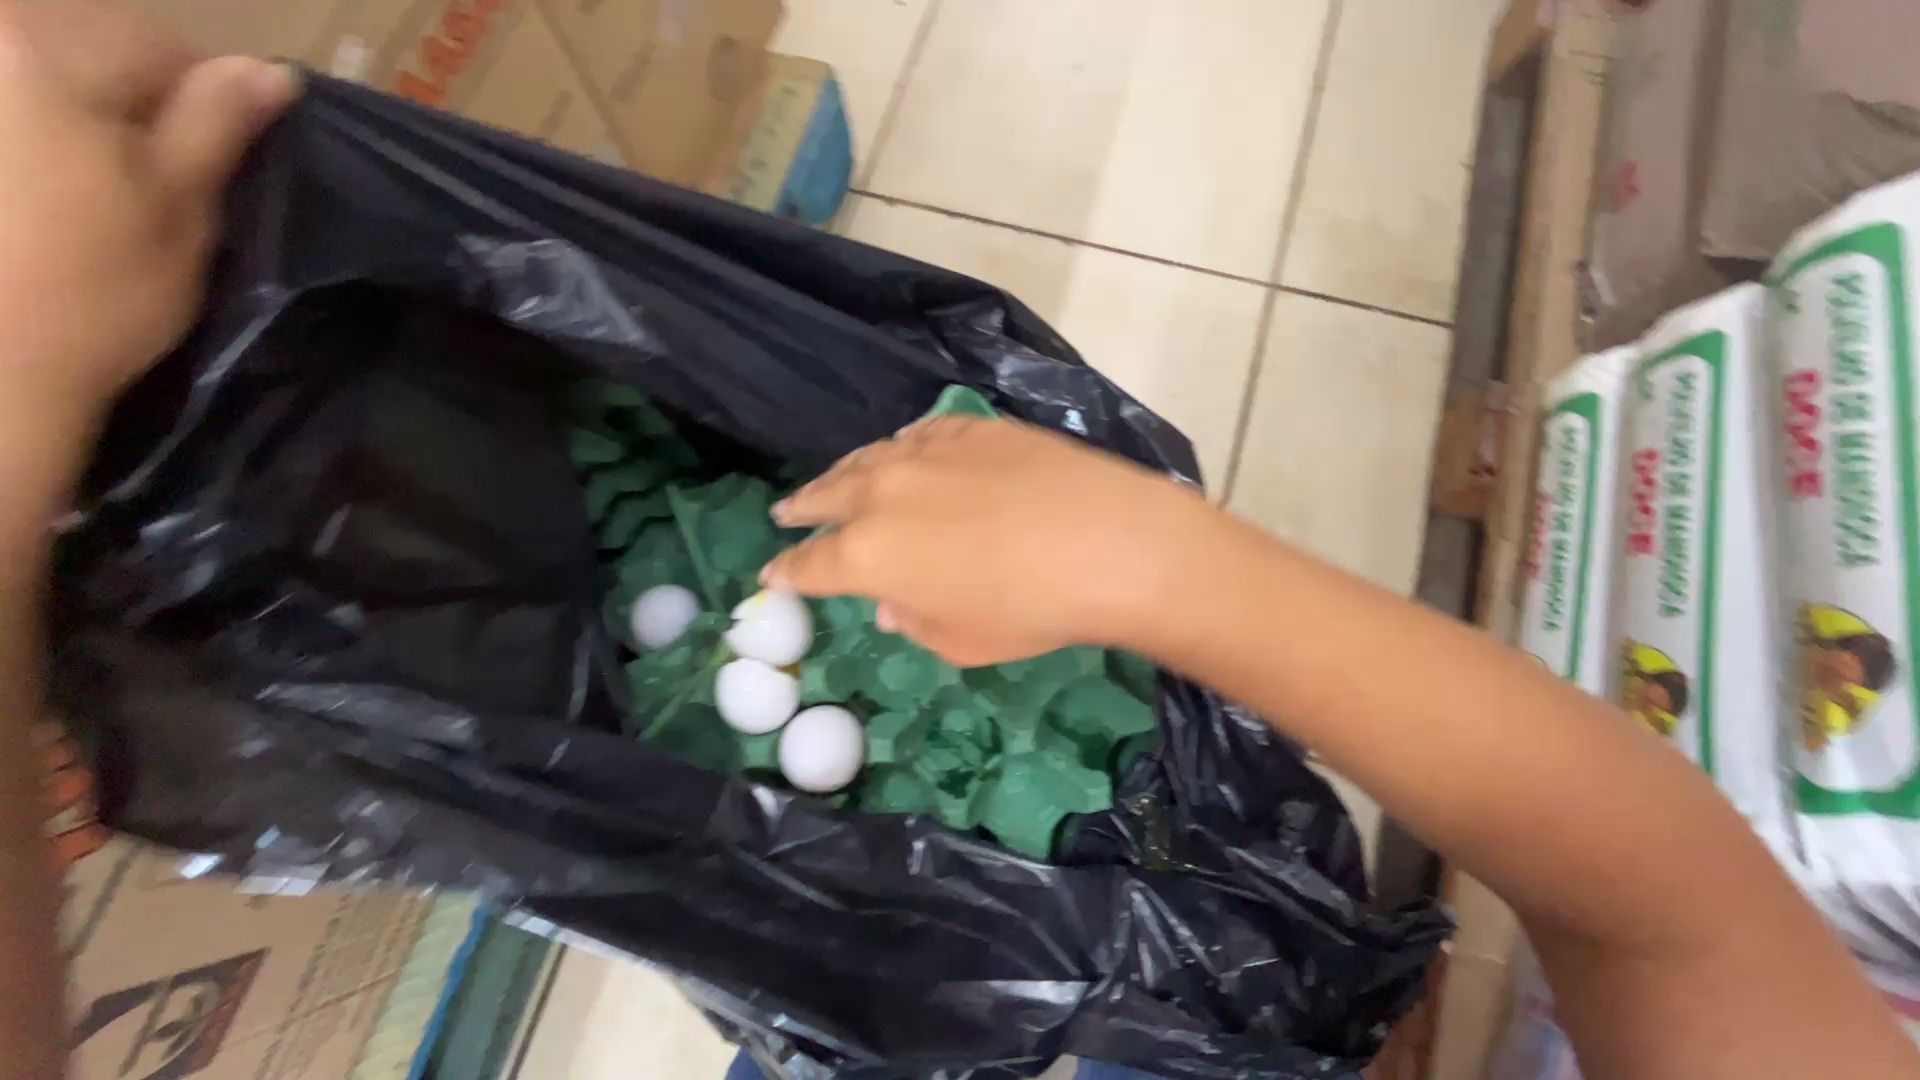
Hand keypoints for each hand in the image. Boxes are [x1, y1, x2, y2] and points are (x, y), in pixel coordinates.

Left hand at [0, 1, 297, 425]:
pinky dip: (46, 142)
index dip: (213, 104)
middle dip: (141, 106)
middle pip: (94, 48)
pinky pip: (22, 114)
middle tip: (164, 182)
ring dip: (91, 122)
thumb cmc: (104, 285)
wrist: (0, 359)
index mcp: (44, 50)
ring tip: (101, 192)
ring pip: (51, 78)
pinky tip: (51, 196)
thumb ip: (221, 123)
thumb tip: (275, 72)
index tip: (230, 164)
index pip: (163, 45)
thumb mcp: (186, 203)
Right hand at [762, 416, 1214, 665]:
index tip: (771, 573)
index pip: (811, 563)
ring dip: (844, 474)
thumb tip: (893, 601)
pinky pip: (916, 435)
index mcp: (869, 555)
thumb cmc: (1031, 610)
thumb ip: (915, 619)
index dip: (788, 571)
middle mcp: (883, 494)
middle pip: (826, 496)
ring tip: (833, 481)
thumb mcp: (962, 640)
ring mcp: (925, 453)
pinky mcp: (969, 428)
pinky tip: (899, 452)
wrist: (1110, 542)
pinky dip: (898, 449)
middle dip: (801, 507)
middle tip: (784, 512)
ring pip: (867, 459)